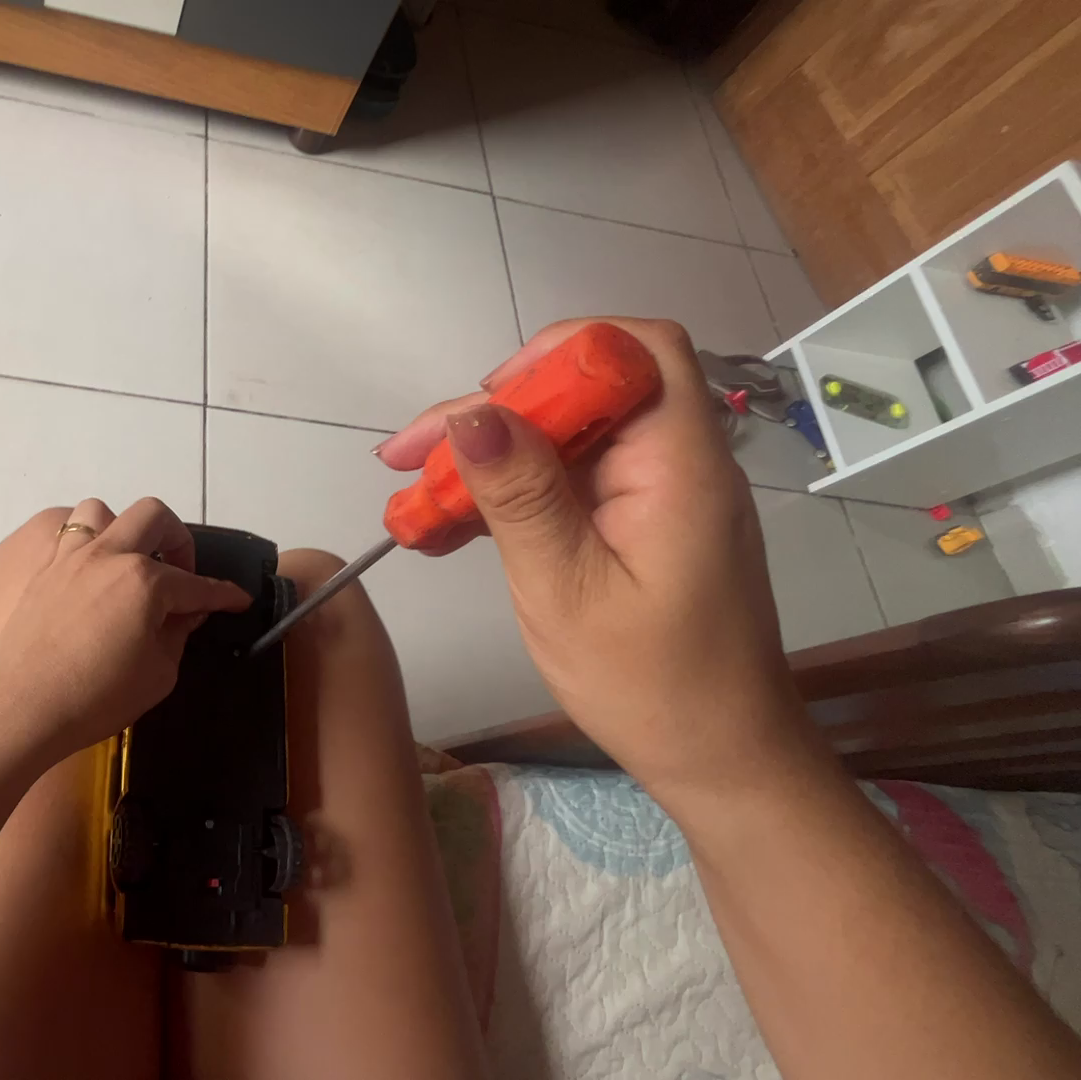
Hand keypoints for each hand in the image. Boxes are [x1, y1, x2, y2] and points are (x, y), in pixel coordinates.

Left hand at [0, 498, 250, 767]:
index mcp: (145, 582)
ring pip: (102, 512)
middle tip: (181, 571)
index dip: (223, 595)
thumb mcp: (158, 675)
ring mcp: (69, 557)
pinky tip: (87, 574)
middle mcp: (109, 556)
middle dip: (178, 539)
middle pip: (154, 517)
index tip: (237, 600)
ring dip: (122, 530)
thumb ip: (177, 636)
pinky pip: (64, 534)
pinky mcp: (40, 569)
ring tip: (126, 562)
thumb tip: (185, 613)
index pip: (196, 585)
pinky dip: (84, 544)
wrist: (22, 708)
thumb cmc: (96, 699)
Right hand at [377, 318, 810, 797]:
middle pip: (580, 394)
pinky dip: (503, 495)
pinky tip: (447, 526)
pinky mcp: (628, 524)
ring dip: (484, 459)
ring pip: (559, 440)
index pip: (636, 353)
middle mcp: (670, 464)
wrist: (715, 757)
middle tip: (408, 456)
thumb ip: (522, 497)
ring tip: (412, 494)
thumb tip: (472, 413)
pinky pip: (559, 485)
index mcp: (676, 467)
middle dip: (489, 415)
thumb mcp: (565, 588)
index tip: (483, 399)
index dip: (559, 353)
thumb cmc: (647, 682)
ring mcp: (649, 496)